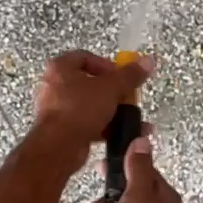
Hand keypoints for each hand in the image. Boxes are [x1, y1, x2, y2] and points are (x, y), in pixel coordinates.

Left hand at [30, 50, 151, 149]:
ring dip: (112, 111)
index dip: (107, 65)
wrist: (59, 146)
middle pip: (89, 83)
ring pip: (90, 105)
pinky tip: (123, 134)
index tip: (122, 75)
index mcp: (60, 68)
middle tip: (128, 97)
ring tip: (131, 118)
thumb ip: (130, 75)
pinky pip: (86, 123)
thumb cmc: (78, 109)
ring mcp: (56, 109)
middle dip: (113, 92)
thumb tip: (147, 61)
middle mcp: (54, 86)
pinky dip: (104, 127)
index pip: (86, 57)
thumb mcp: (111, 88)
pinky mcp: (62, 129)